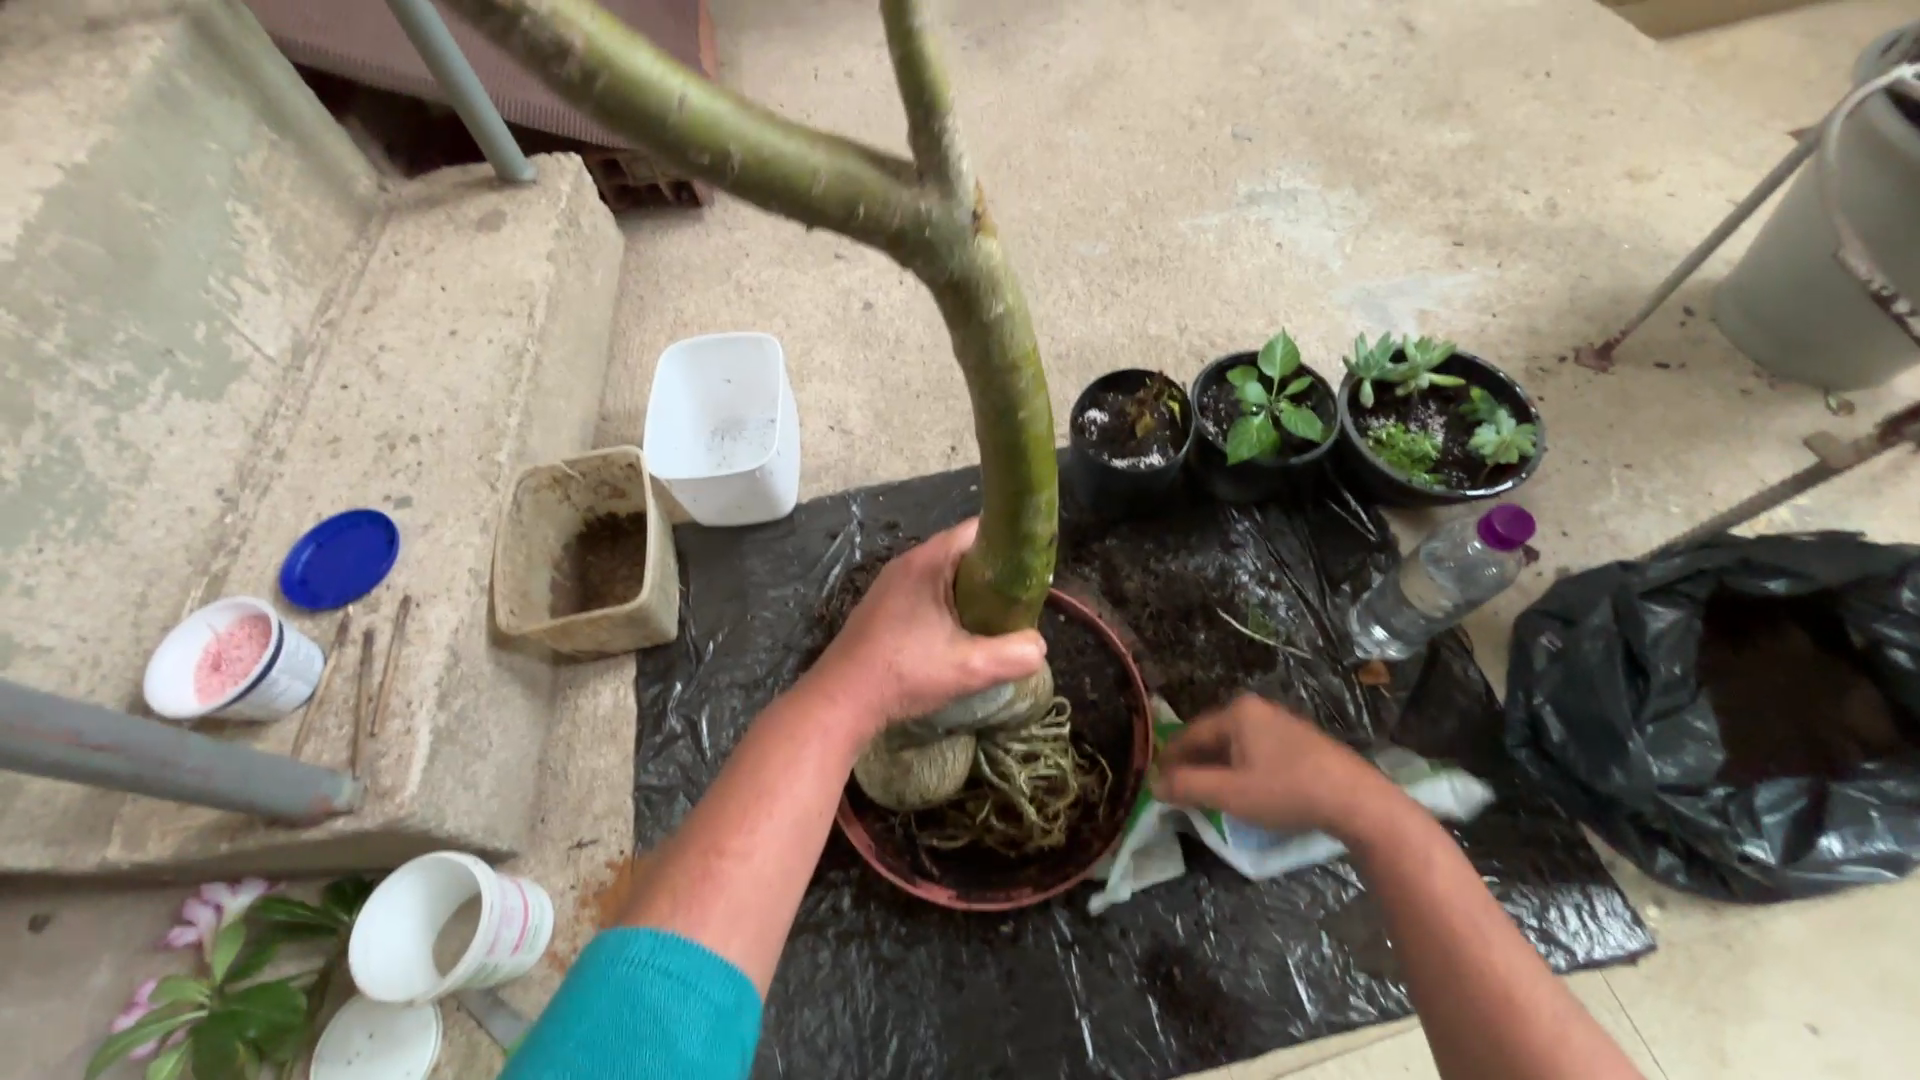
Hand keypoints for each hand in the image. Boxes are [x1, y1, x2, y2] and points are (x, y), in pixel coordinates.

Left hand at [803, 518, 1047, 738]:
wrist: (840, 701)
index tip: (1033, 571)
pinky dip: (950, 607)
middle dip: (995, 575)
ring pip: (945, 576)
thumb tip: (1039, 646)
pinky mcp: (884, 608)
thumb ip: (1013, 654)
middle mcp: (907, 564)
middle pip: (963, 553)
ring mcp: (892, 586)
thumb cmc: (903, 674)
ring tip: (996, 623)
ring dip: (972, 594)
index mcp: (927, 562)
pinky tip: (960, 638)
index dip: (1010, 544)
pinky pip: (927, 593)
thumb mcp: (969, 668)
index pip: (978, 531)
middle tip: (1020, 604)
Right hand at [1153, 694, 1386, 833]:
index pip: (1188, 735)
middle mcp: (1256, 709)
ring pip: (1234, 746)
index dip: (1169, 761)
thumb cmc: (1287, 791)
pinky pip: (1256, 751)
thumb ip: (1187, 787)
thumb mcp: (1229, 794)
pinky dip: (1242, 769)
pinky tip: (1245, 791)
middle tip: (1180, 793)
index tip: (1157, 784)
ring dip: (1218, 769)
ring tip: (1209, 795)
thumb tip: (1153, 783)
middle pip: (1211, 738)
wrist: (1357, 801)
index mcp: (1236, 712)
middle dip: (1194, 765)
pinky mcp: (1299, 741)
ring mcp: (1280, 723)